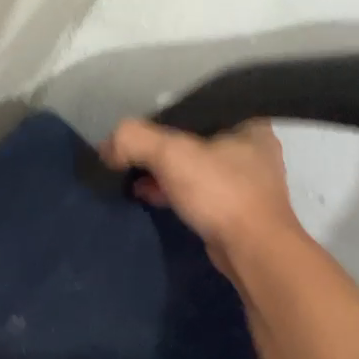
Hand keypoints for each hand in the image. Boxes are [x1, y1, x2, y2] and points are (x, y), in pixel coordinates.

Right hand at [99, 119, 302, 260]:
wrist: (252, 249)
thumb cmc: (220, 192)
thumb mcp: (171, 154)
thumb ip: (134, 140)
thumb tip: (106, 146)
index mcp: (248, 122)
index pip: (195, 110)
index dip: (160, 120)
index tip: (135, 136)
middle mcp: (252, 148)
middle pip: (192, 141)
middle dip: (158, 152)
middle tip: (130, 160)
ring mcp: (247, 181)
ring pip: (194, 169)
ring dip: (164, 175)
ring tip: (134, 182)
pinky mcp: (237, 209)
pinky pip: (197, 193)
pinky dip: (174, 194)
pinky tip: (151, 198)